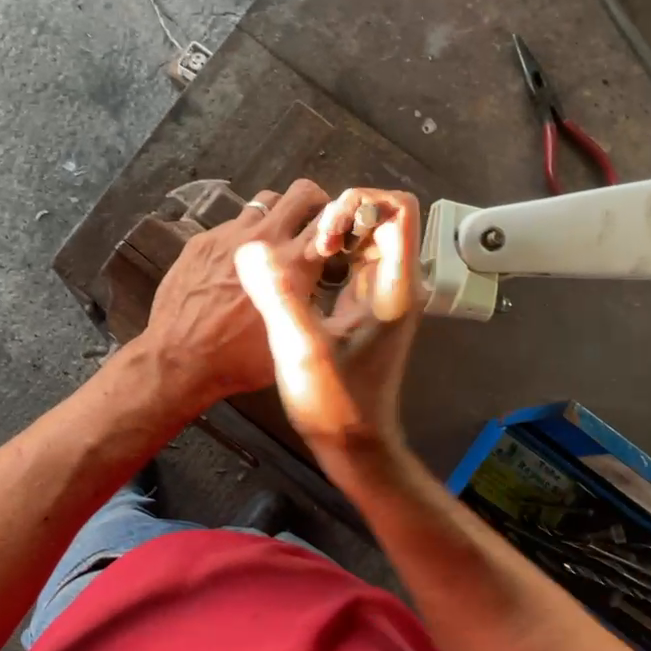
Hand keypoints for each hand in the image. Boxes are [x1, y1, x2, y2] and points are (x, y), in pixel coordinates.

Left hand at [135, 179, 330, 412]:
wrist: (180, 357)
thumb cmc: (240, 359)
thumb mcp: (290, 337)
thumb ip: (307, 304)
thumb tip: (313, 290)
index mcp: (294, 263)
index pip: (329, 220)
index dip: (337, 223)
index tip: (335, 236)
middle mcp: (264, 238)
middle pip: (300, 192)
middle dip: (312, 202)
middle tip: (309, 223)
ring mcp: (228, 235)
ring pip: (263, 202)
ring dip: (274, 215)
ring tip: (271, 239)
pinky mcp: (201, 241)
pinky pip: (230, 225)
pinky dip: (240, 237)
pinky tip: (231, 264)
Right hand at [234, 188, 421, 462]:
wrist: (353, 449)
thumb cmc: (334, 405)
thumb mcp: (302, 351)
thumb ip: (280, 298)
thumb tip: (253, 250)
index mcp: (393, 287)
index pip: (397, 210)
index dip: (359, 202)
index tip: (320, 233)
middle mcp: (392, 284)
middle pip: (377, 218)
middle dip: (338, 218)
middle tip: (306, 250)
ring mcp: (377, 297)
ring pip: (360, 240)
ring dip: (328, 238)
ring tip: (298, 260)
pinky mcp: (360, 311)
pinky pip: (347, 265)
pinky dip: (323, 259)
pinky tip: (295, 277)